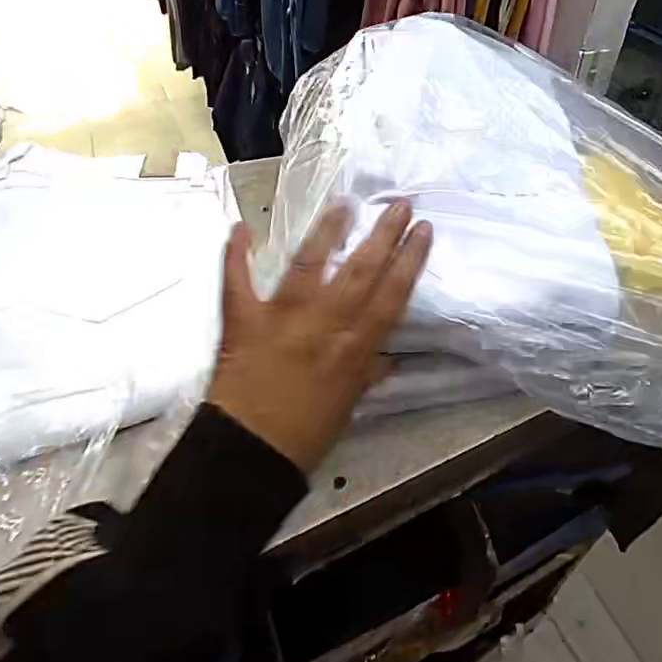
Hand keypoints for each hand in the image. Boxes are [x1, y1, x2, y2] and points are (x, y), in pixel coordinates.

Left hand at [208, 200, 431, 473]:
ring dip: (328, 231)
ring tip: (345, 203)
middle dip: (384, 234)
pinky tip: (241, 227)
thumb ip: (369, 372)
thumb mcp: (351, 402)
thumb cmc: (307, 434)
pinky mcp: (244, 323)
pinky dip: (237, 255)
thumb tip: (389, 358)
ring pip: (309, 265)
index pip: (392, 293)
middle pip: (361, 270)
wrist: (245, 458)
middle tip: (400, 204)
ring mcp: (282, 319)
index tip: (424, 229)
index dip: (411, 258)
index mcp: (356, 346)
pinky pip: (238, 283)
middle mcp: (325, 324)